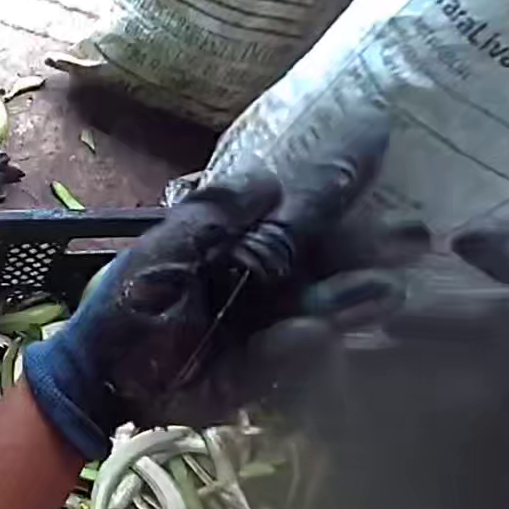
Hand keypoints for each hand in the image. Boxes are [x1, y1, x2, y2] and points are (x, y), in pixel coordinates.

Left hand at [22, 125, 408, 456]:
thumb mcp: (155, 256)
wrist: (98, 375)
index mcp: (237, 246)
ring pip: (318, 309)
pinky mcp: (260, 374)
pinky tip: (310, 336)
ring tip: (381, 292)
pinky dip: (296, 350)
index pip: (295, 207)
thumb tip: (267, 176)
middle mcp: (263, 283)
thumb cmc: (123, 308)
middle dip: (366, 246)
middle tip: (410, 234)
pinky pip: (284, 361)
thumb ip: (207, 218)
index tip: (378, 133)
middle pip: (324, 260)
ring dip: (347, 299)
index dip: (334, 175)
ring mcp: (266, 329)